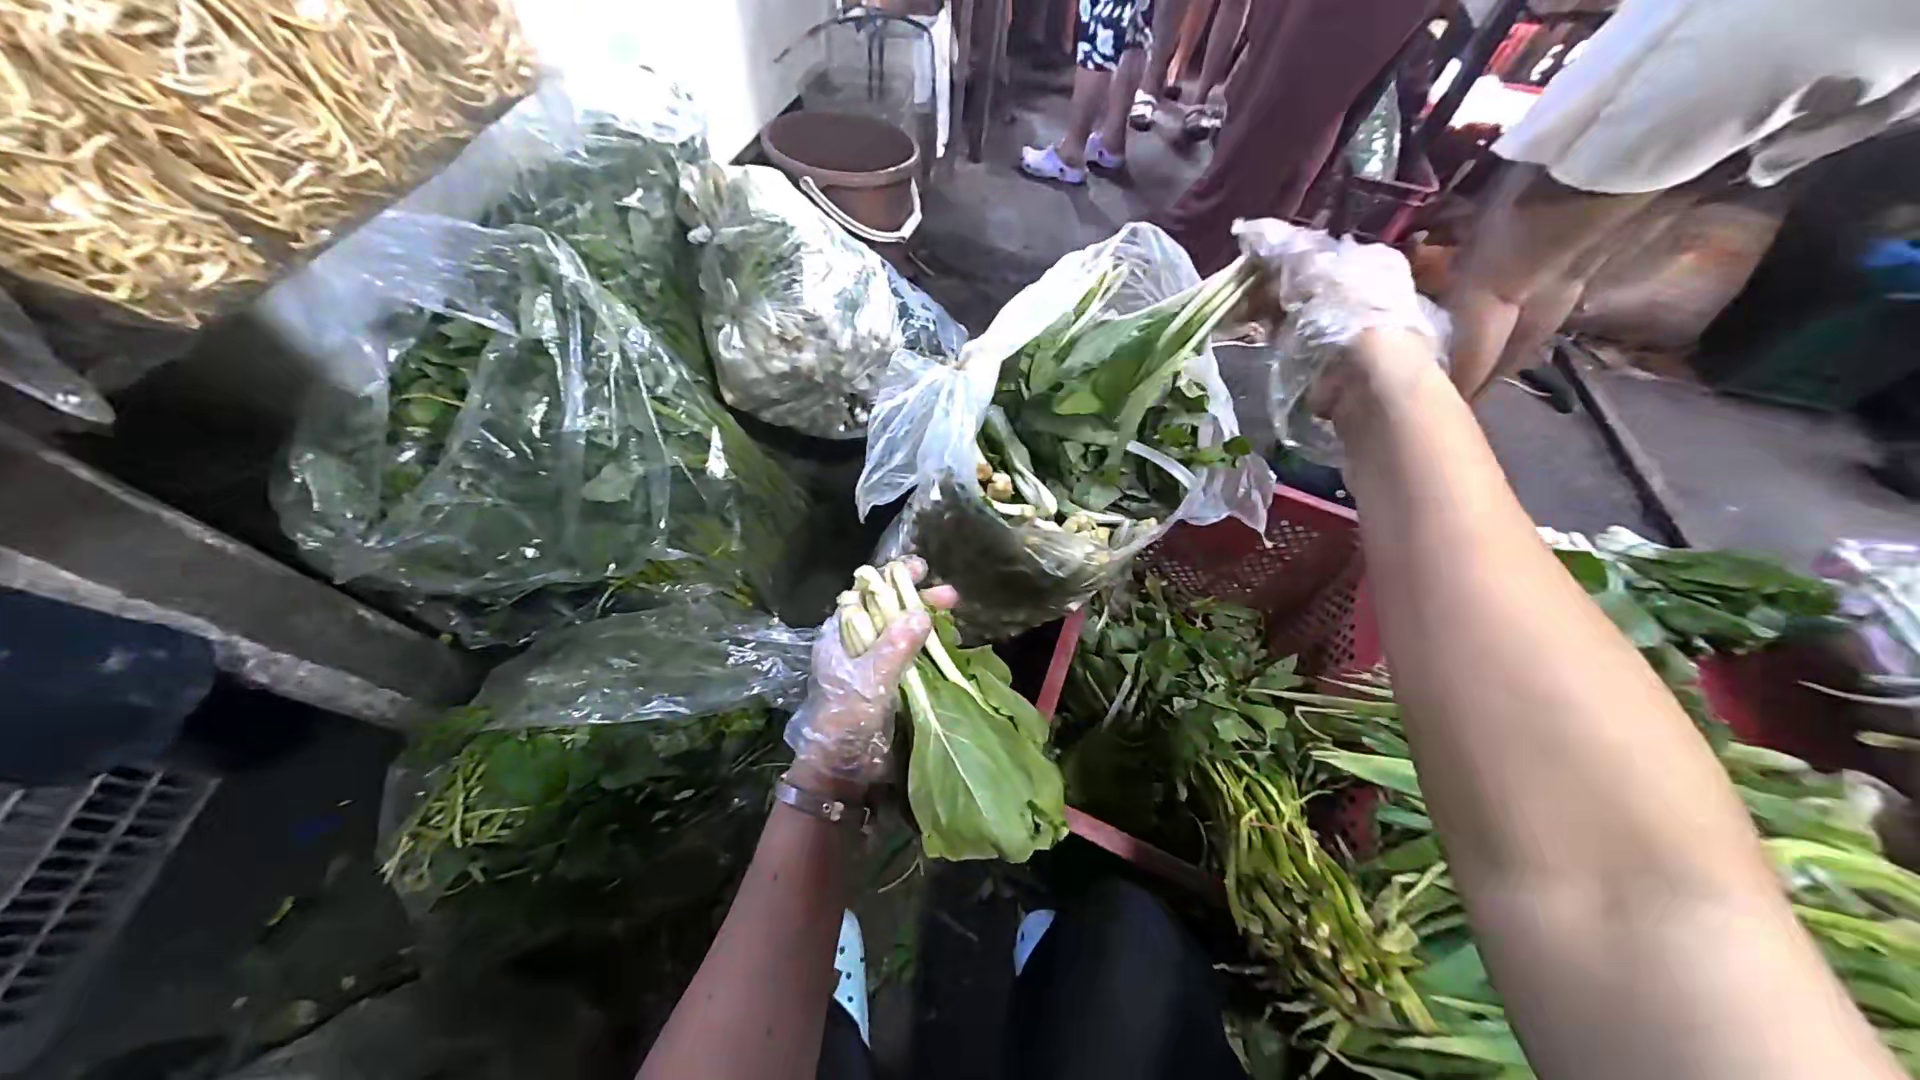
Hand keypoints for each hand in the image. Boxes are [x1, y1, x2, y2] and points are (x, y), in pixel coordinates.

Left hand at [783, 558, 958, 793]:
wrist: (843, 769)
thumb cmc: (845, 721)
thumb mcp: (868, 683)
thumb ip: (893, 649)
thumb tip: (920, 614)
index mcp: (840, 635)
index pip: (866, 594)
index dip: (891, 578)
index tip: (919, 568)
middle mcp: (857, 643)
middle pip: (889, 609)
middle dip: (917, 598)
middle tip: (950, 595)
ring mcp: (876, 662)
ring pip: (904, 629)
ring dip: (927, 618)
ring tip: (954, 611)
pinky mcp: (892, 679)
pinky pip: (913, 653)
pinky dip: (930, 643)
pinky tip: (948, 639)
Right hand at [1234, 220, 1446, 419]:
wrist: (1364, 377)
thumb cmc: (1347, 311)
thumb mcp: (1315, 266)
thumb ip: (1283, 247)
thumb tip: (1251, 229)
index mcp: (1364, 260)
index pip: (1311, 251)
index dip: (1276, 254)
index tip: (1246, 260)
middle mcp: (1354, 291)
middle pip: (1297, 282)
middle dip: (1264, 285)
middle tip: (1233, 288)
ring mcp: (1335, 327)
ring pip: (1287, 310)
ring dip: (1259, 309)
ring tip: (1232, 311)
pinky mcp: (1318, 359)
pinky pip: (1283, 339)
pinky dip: (1264, 334)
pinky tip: (1246, 330)